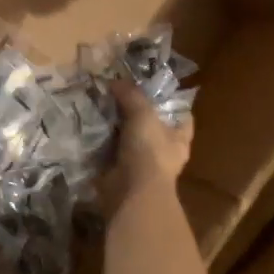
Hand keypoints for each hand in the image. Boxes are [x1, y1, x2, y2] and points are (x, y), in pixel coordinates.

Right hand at [111, 80, 192, 195]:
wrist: (132, 191)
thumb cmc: (149, 151)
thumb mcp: (143, 114)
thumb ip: (132, 95)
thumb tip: (116, 81)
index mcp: (179, 137)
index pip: (182, 115)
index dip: (171, 100)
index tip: (153, 88)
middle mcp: (164, 151)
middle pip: (153, 125)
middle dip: (137, 111)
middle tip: (119, 93)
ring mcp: (143, 163)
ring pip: (130, 137)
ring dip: (117, 126)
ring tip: (101, 106)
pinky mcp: (122, 172)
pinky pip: (111, 151)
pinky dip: (102, 142)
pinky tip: (91, 126)